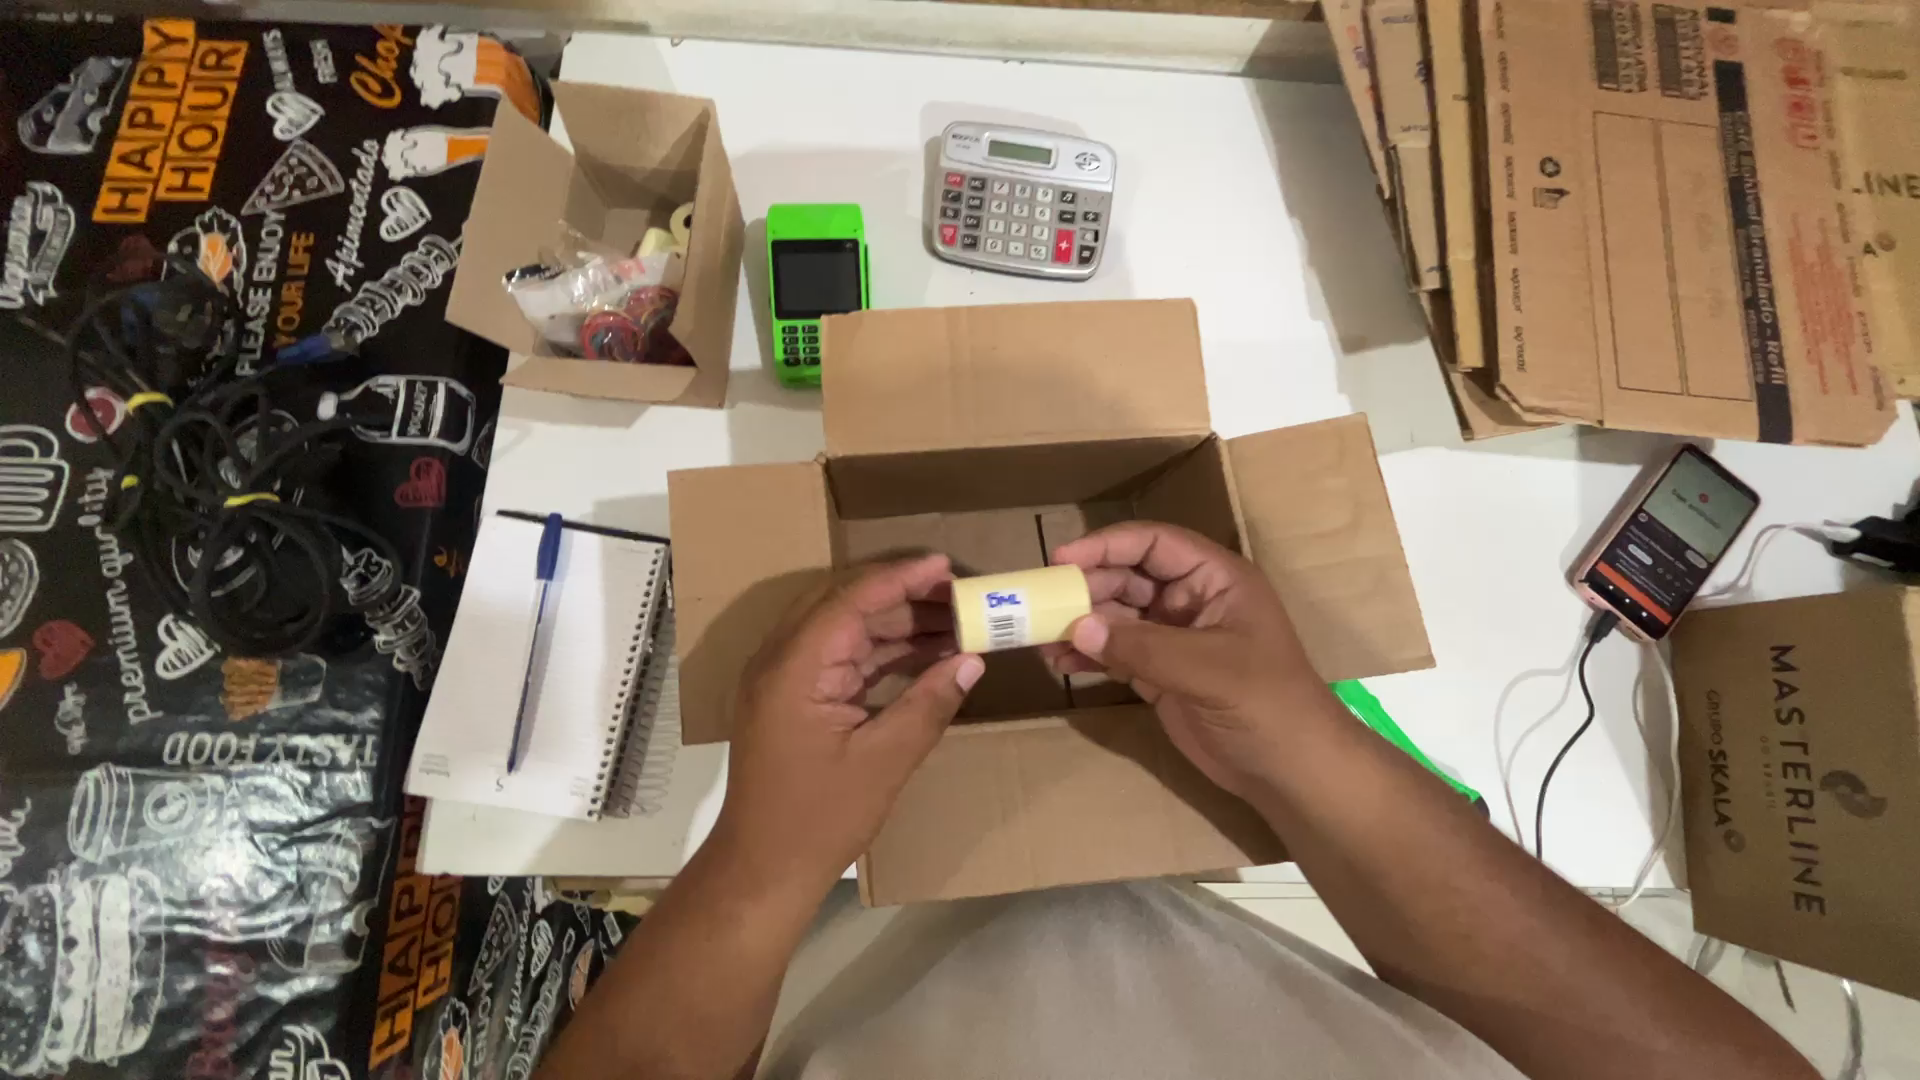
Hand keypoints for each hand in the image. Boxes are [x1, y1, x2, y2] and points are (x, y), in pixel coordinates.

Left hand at [712, 554, 984, 895]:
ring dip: (897, 624)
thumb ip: (928, 705)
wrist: (762, 870)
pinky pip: (843, 658)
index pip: (850, 600)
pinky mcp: (797, 697)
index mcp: (794, 668)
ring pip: (847, 630)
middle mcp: (783, 660)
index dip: (900, 577)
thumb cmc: (818, 820)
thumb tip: (972, 660)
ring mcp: (787, 678)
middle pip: (846, 605)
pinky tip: (927, 653)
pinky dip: (884, 653)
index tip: (946, 566)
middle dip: (903, 595)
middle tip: (959, 593)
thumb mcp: (883, 763)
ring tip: (955, 622)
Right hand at [1043, 522, 1339, 800]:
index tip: (1062, 558)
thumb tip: (1077, 627)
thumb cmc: (1267, 705)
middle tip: (1041, 602)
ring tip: (1039, 635)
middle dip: (1085, 586)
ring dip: (1079, 622)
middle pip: (1127, 577)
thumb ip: (1143, 646)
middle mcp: (1190, 600)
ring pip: (1115, 615)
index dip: (1108, 545)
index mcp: (1215, 579)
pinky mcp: (1159, 674)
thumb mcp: (1209, 669)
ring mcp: (1174, 638)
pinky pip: (1114, 652)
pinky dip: (1086, 654)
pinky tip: (1059, 662)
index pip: (1154, 544)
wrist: (1291, 773)